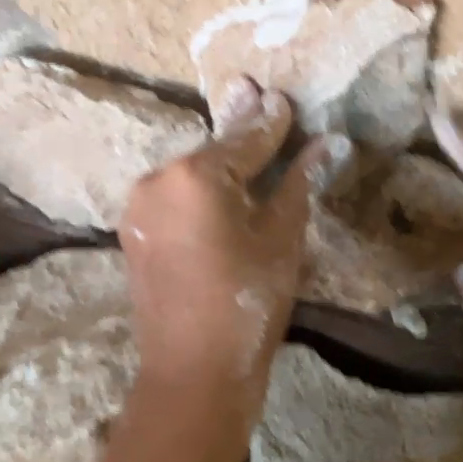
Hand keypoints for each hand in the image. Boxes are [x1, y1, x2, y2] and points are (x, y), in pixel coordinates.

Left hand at [120, 77, 353, 407]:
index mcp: (196, 175)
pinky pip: (176, 193)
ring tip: (243, 128)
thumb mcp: (282, 237)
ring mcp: (141, 205)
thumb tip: (326, 143)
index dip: (272, 121)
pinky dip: (199, 184)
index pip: (246, 139)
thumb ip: (298, 181)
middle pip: (214, 149)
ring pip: (192, 170)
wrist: (191, 372)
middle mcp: (160, 178)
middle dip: (240, 126)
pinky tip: (220, 176)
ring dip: (219, 156)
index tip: (284, 97)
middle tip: (252, 89)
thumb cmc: (247, 302)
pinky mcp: (136, 229)